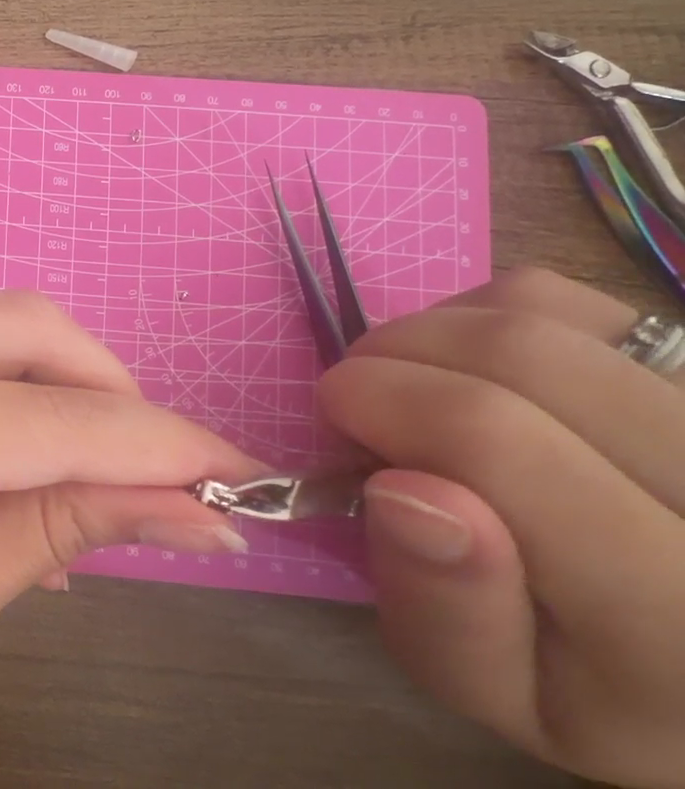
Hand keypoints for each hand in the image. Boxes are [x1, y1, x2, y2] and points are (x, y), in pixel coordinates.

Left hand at [0, 290, 263, 737]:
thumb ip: (53, 533)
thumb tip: (191, 507)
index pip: (45, 418)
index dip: (158, 446)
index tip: (244, 479)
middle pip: (19, 326)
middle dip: (111, 392)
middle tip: (161, 481)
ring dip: (59, 390)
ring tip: (90, 493)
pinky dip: (3, 394)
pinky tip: (20, 473)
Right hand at [319, 268, 684, 788]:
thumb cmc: (586, 683)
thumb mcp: (497, 689)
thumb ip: (445, 608)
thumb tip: (397, 485)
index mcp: (672, 608)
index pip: (497, 442)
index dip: (383, 404)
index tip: (335, 420)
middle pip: (522, 357)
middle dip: (392, 357)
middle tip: (358, 402)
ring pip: (545, 312)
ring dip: (434, 332)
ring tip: (415, 388)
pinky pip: (573, 297)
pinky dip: (490, 315)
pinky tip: (481, 372)